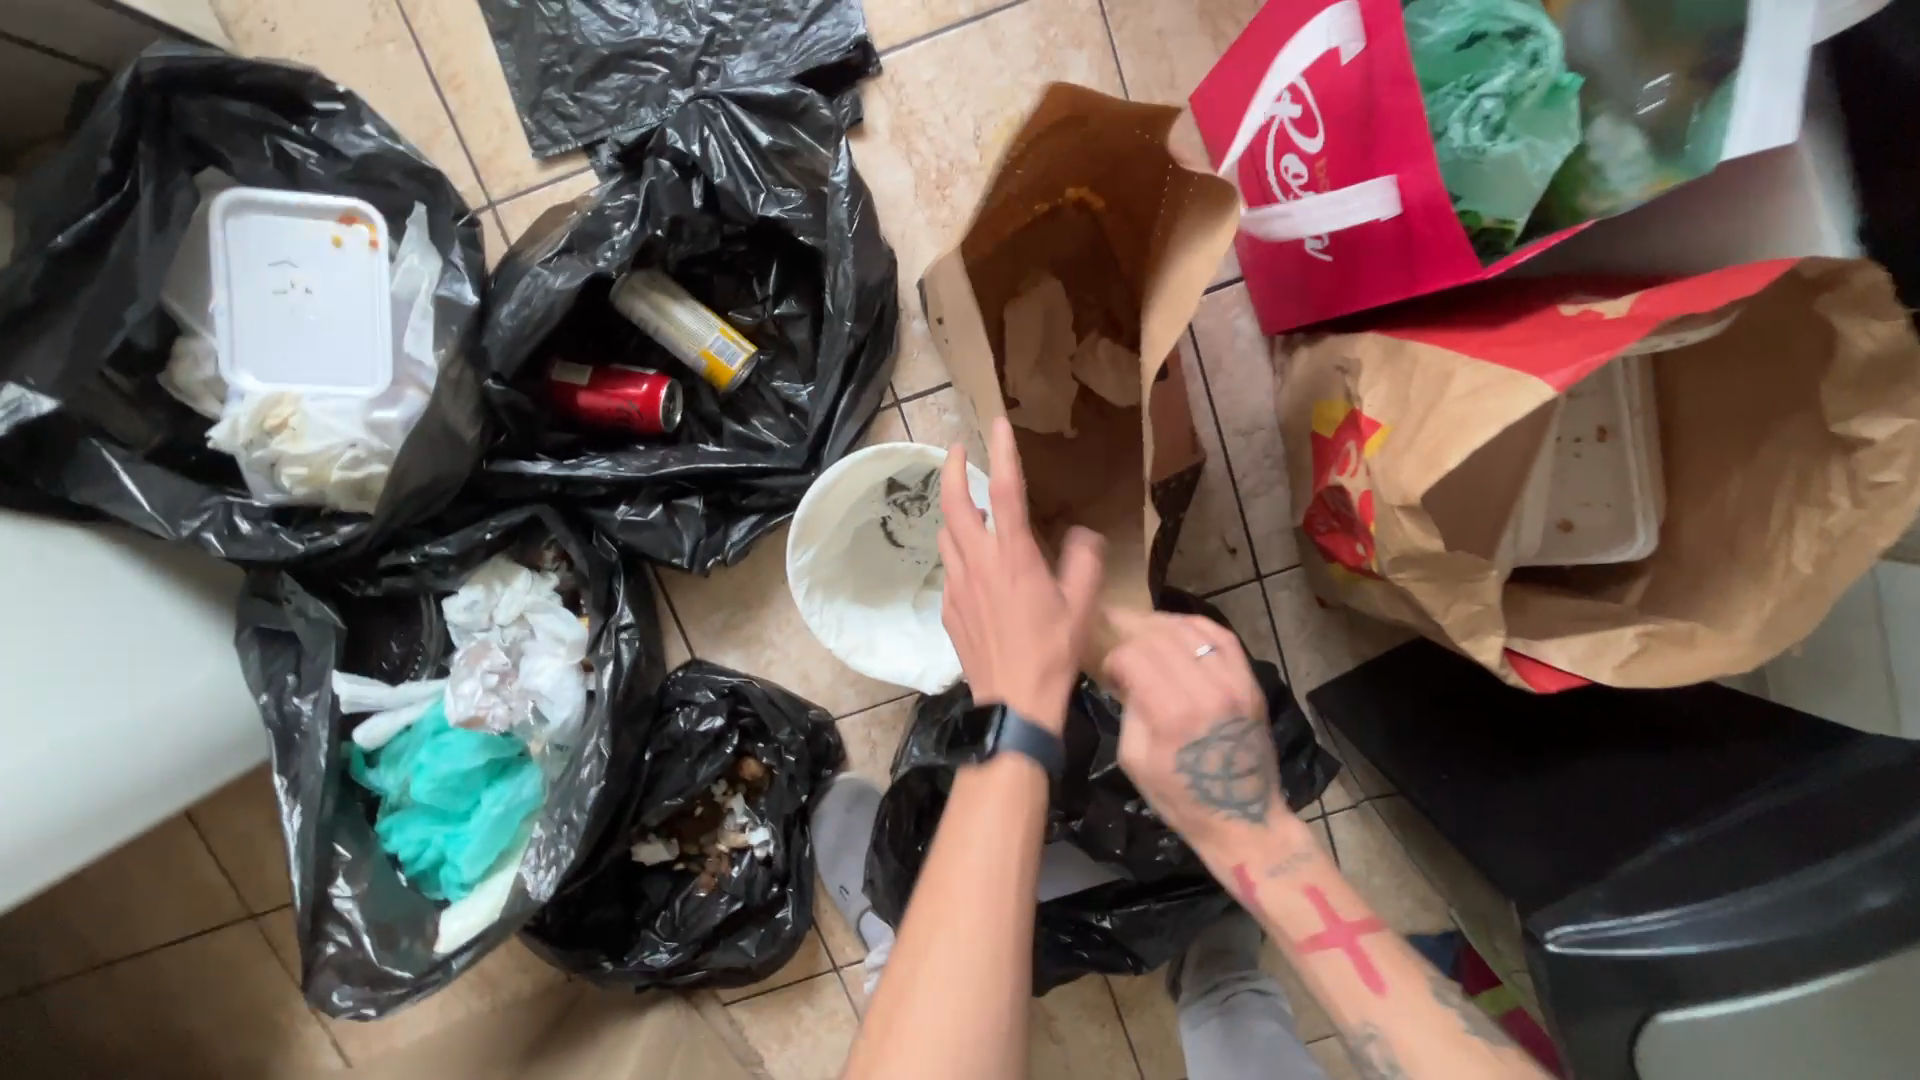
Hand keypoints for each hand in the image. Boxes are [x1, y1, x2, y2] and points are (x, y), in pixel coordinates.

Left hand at [938, 417, 1104, 731]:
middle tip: (955, 450)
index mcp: (1014, 556)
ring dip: (953, 512)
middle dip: (951, 469)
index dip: (1001, 452)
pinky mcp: (948, 608)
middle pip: (954, 503)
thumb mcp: (1081, 605)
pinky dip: (957, 552)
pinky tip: (972, 564)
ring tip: (967, 505)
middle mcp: (978, 563)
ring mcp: (957, 586)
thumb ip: (1085, 562)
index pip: (1005, 491)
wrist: (1015, 701)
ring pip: (946, 535)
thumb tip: (1085, 534)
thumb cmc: (1053, 652)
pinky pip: (948, 568)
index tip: (995, 424)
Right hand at [1103, 610, 1288, 859]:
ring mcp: (1235, 683)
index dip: (1114, 658)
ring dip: (1161, 626)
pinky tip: (1177, 630)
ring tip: (1144, 633)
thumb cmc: (1181, 798)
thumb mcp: (1134, 759)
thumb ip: (1128, 709)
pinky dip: (1195, 627)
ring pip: (1191, 629)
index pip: (1134, 656)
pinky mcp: (1251, 683)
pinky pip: (1222, 637)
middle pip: (1159, 637)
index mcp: (1173, 715)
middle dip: (1132, 636)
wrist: (1245, 820)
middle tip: (1119, 645)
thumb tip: (1124, 674)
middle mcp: (1207, 691)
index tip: (1109, 673)